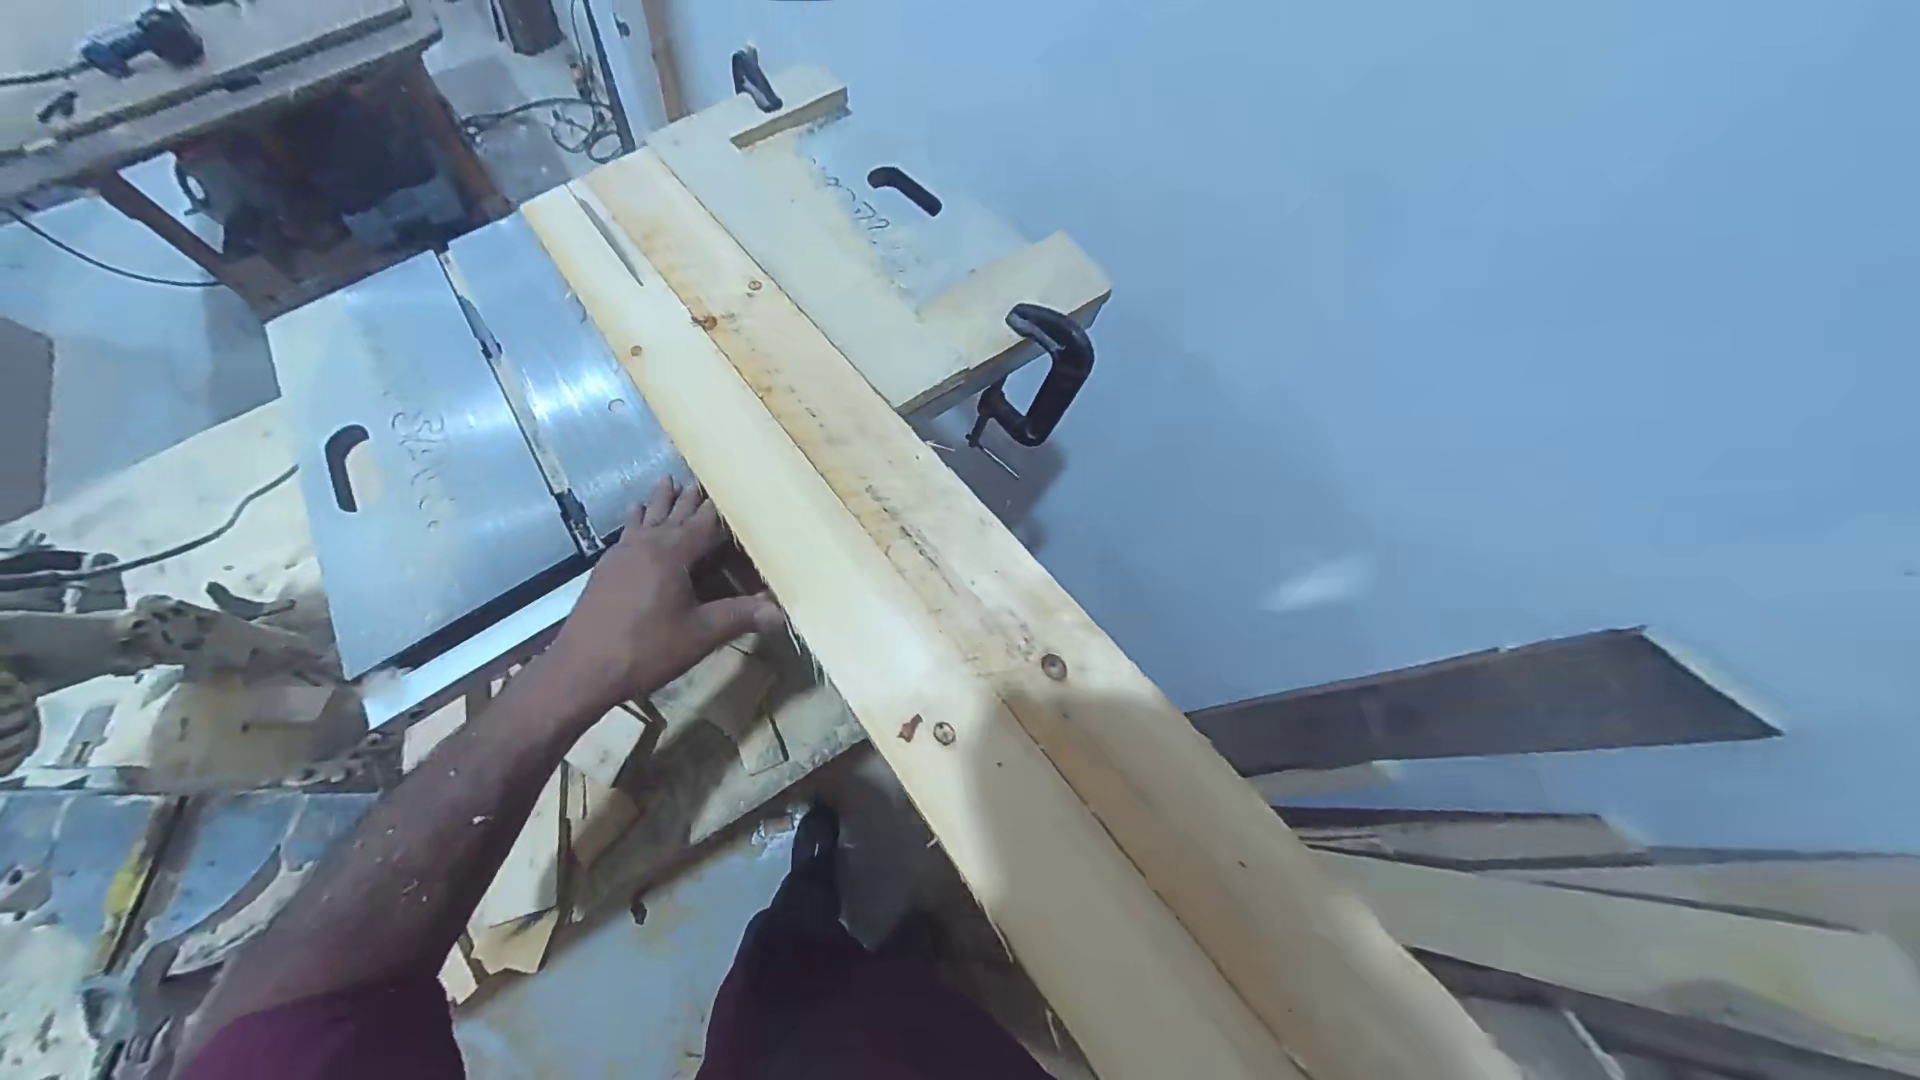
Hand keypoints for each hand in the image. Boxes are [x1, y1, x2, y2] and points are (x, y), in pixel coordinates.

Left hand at [548, 478, 783, 711]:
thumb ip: (740, 616)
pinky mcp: (607, 568)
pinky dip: (636, 518)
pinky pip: (628, 532)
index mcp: (672, 553)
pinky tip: (634, 511)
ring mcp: (622, 554)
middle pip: (675, 513)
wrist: (580, 670)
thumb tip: (781, 613)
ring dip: (661, 500)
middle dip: (693, 498)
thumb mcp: (700, 634)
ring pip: (647, 517)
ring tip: (668, 479)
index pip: (706, 523)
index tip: (739, 490)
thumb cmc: (645, 649)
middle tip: (706, 477)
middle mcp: (647, 544)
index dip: (724, 509)